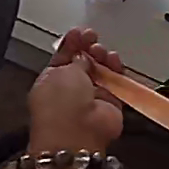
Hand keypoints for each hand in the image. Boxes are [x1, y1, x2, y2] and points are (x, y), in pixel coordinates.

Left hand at [27, 28, 124, 154]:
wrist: (77, 136)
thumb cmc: (60, 104)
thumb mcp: (63, 70)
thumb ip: (77, 58)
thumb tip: (85, 54)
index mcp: (51, 81)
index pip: (64, 57)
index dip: (73, 43)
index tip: (81, 32)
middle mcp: (71, 90)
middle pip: (84, 63)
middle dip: (89, 49)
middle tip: (93, 39)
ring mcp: (91, 98)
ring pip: (101, 71)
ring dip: (103, 58)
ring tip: (103, 52)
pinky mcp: (110, 105)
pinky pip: (116, 83)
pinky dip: (117, 71)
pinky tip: (115, 61)